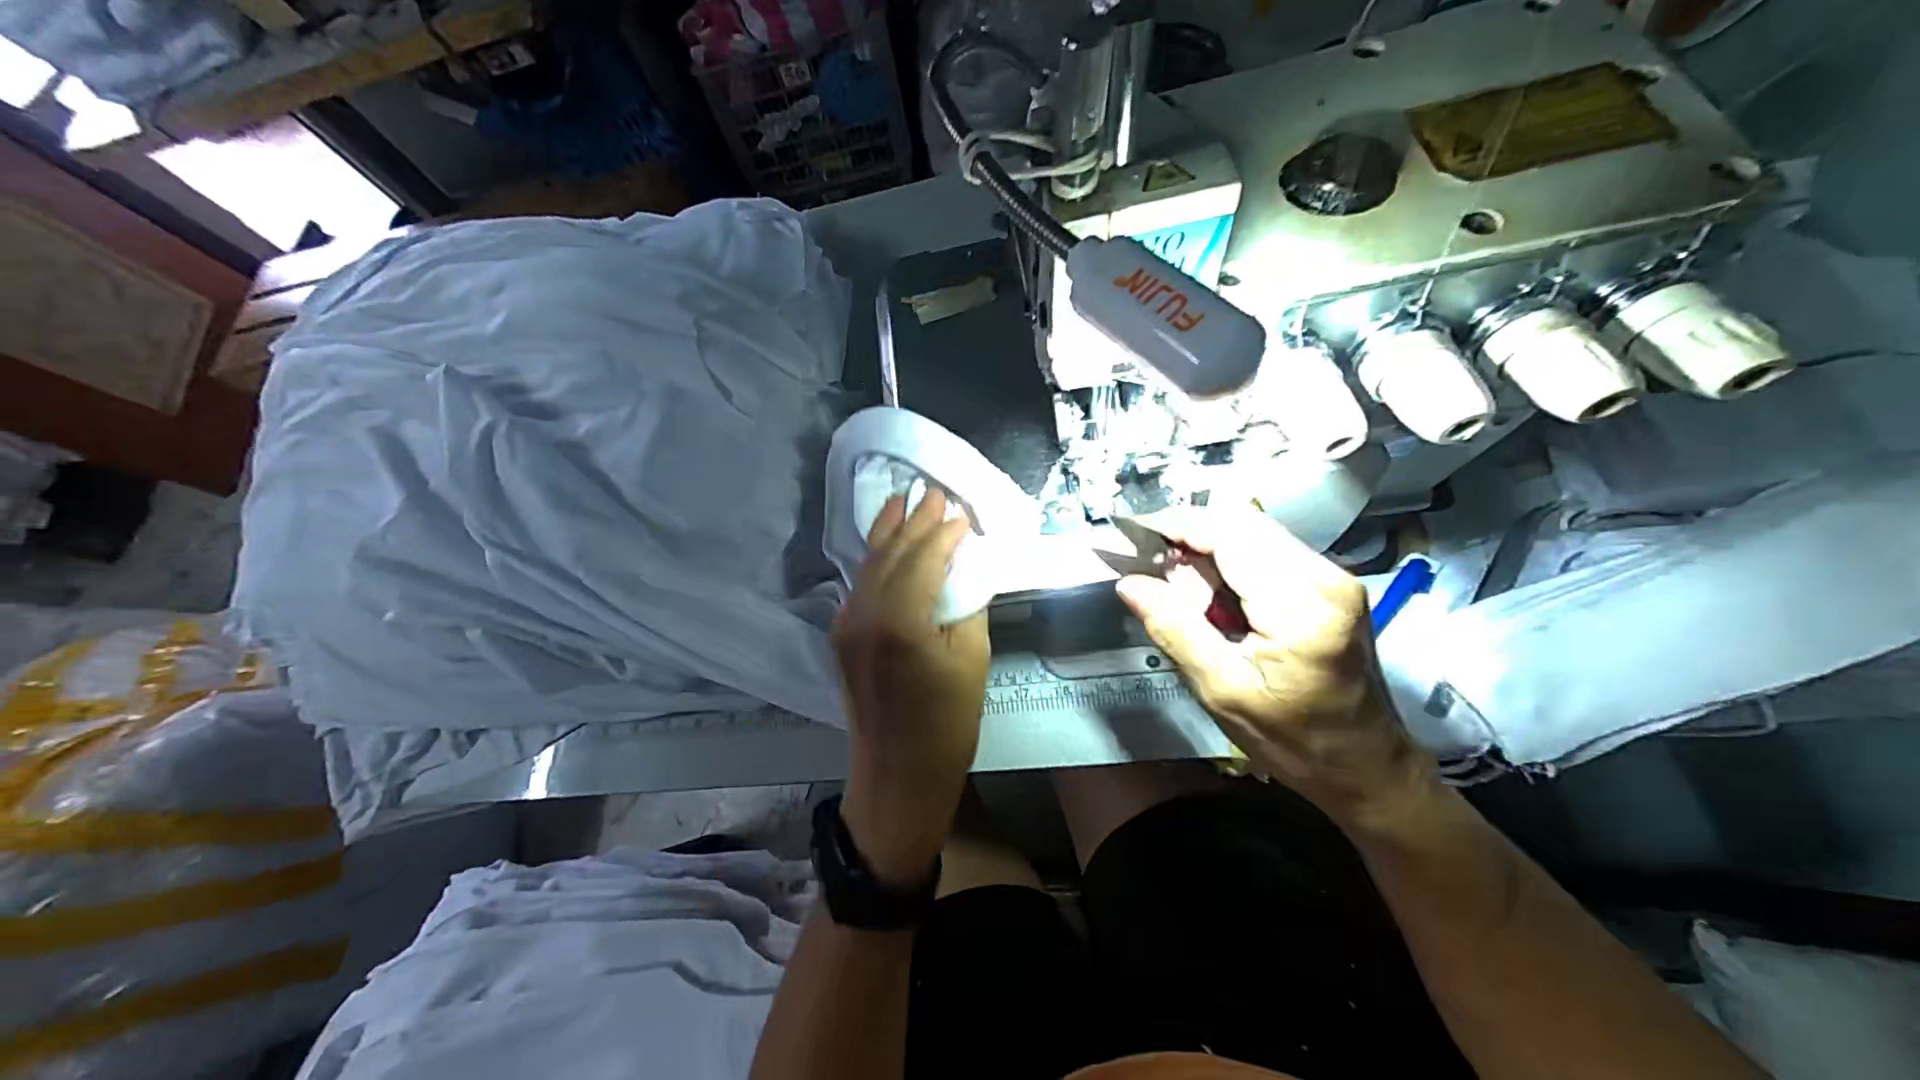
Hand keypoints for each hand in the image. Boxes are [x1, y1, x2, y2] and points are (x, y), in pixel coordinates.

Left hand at [834, 488, 989, 887]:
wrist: (898, 774)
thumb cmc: (947, 724)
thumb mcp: (972, 659)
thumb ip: (965, 603)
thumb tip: (964, 566)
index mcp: (899, 619)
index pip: (924, 557)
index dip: (945, 531)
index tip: (964, 510)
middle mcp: (863, 612)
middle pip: (892, 553)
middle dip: (915, 520)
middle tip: (934, 491)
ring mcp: (846, 623)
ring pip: (870, 564)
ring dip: (891, 532)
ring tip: (904, 500)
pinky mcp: (842, 634)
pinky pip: (862, 584)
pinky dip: (879, 559)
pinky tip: (887, 543)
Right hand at [1113, 507, 1436, 827]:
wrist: (1364, 765)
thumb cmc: (1294, 741)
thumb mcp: (1221, 690)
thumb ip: (1175, 629)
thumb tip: (1130, 584)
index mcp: (1301, 606)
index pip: (1228, 533)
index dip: (1174, 524)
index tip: (1130, 533)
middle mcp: (1325, 577)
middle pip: (1241, 521)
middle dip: (1188, 535)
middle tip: (1150, 568)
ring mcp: (1333, 576)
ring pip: (1253, 530)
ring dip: (1207, 547)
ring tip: (1179, 588)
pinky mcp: (1330, 583)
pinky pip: (1267, 548)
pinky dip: (1229, 560)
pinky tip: (1212, 595)